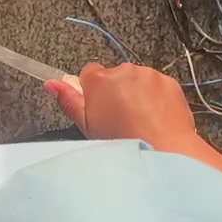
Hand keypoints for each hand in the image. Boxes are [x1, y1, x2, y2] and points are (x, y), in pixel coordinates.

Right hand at [45, 63, 200, 150]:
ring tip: (138, 121)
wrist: (164, 149)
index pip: (89, 73)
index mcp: (101, 81)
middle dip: (116, 93)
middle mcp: (125, 71)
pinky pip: (157, 86)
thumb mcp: (87, 126)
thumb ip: (69, 101)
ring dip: (136, 94)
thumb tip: (52, 84)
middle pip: (115, 76)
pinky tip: (153, 118)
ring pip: (137, 80)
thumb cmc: (123, 142)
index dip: (92, 92)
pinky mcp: (168, 82)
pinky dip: (155, 98)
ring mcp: (149, 75)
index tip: (98, 108)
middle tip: (118, 119)